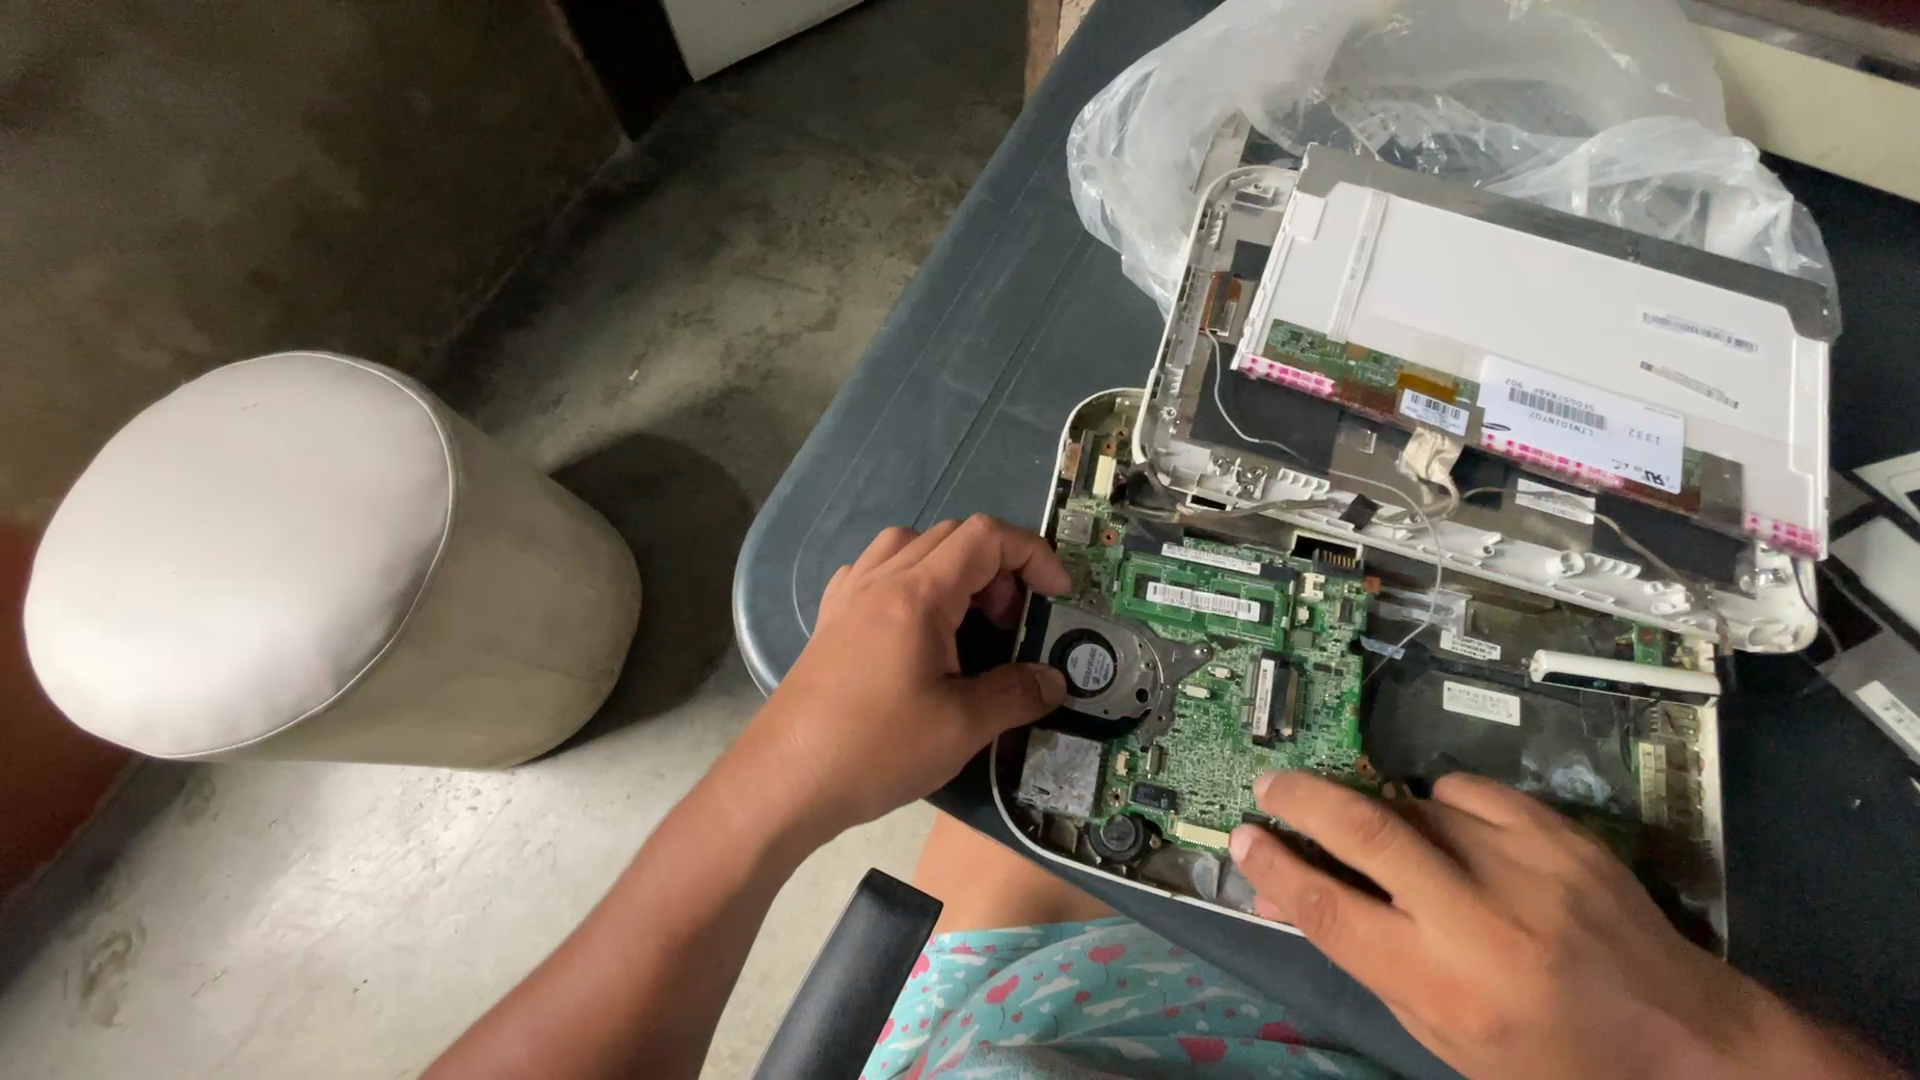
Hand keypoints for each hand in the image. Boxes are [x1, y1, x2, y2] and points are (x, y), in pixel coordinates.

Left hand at [734, 515, 1069, 840]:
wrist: (784, 780)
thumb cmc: (875, 749)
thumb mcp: (960, 728)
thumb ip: (1015, 695)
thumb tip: (1053, 681)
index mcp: (918, 594)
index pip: (986, 537)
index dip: (1032, 555)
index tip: (1057, 595)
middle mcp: (881, 579)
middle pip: (952, 535)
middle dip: (997, 568)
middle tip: (1009, 623)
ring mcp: (849, 596)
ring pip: (909, 545)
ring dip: (950, 567)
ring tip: (963, 620)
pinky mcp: (830, 619)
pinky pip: (875, 571)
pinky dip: (908, 580)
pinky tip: (912, 626)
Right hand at [1229, 772, 1901, 1079]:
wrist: (1692, 1047)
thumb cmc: (1548, 1060)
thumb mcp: (1441, 1033)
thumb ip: (1360, 956)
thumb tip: (1281, 894)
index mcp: (1446, 983)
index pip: (1329, 910)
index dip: (1274, 867)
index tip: (1240, 837)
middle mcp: (1479, 918)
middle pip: (1364, 833)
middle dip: (1302, 800)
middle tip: (1268, 786)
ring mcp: (1524, 866)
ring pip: (1412, 806)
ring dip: (1379, 813)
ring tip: (1387, 838)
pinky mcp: (1558, 833)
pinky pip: (1465, 790)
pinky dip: (1441, 803)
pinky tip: (1452, 828)